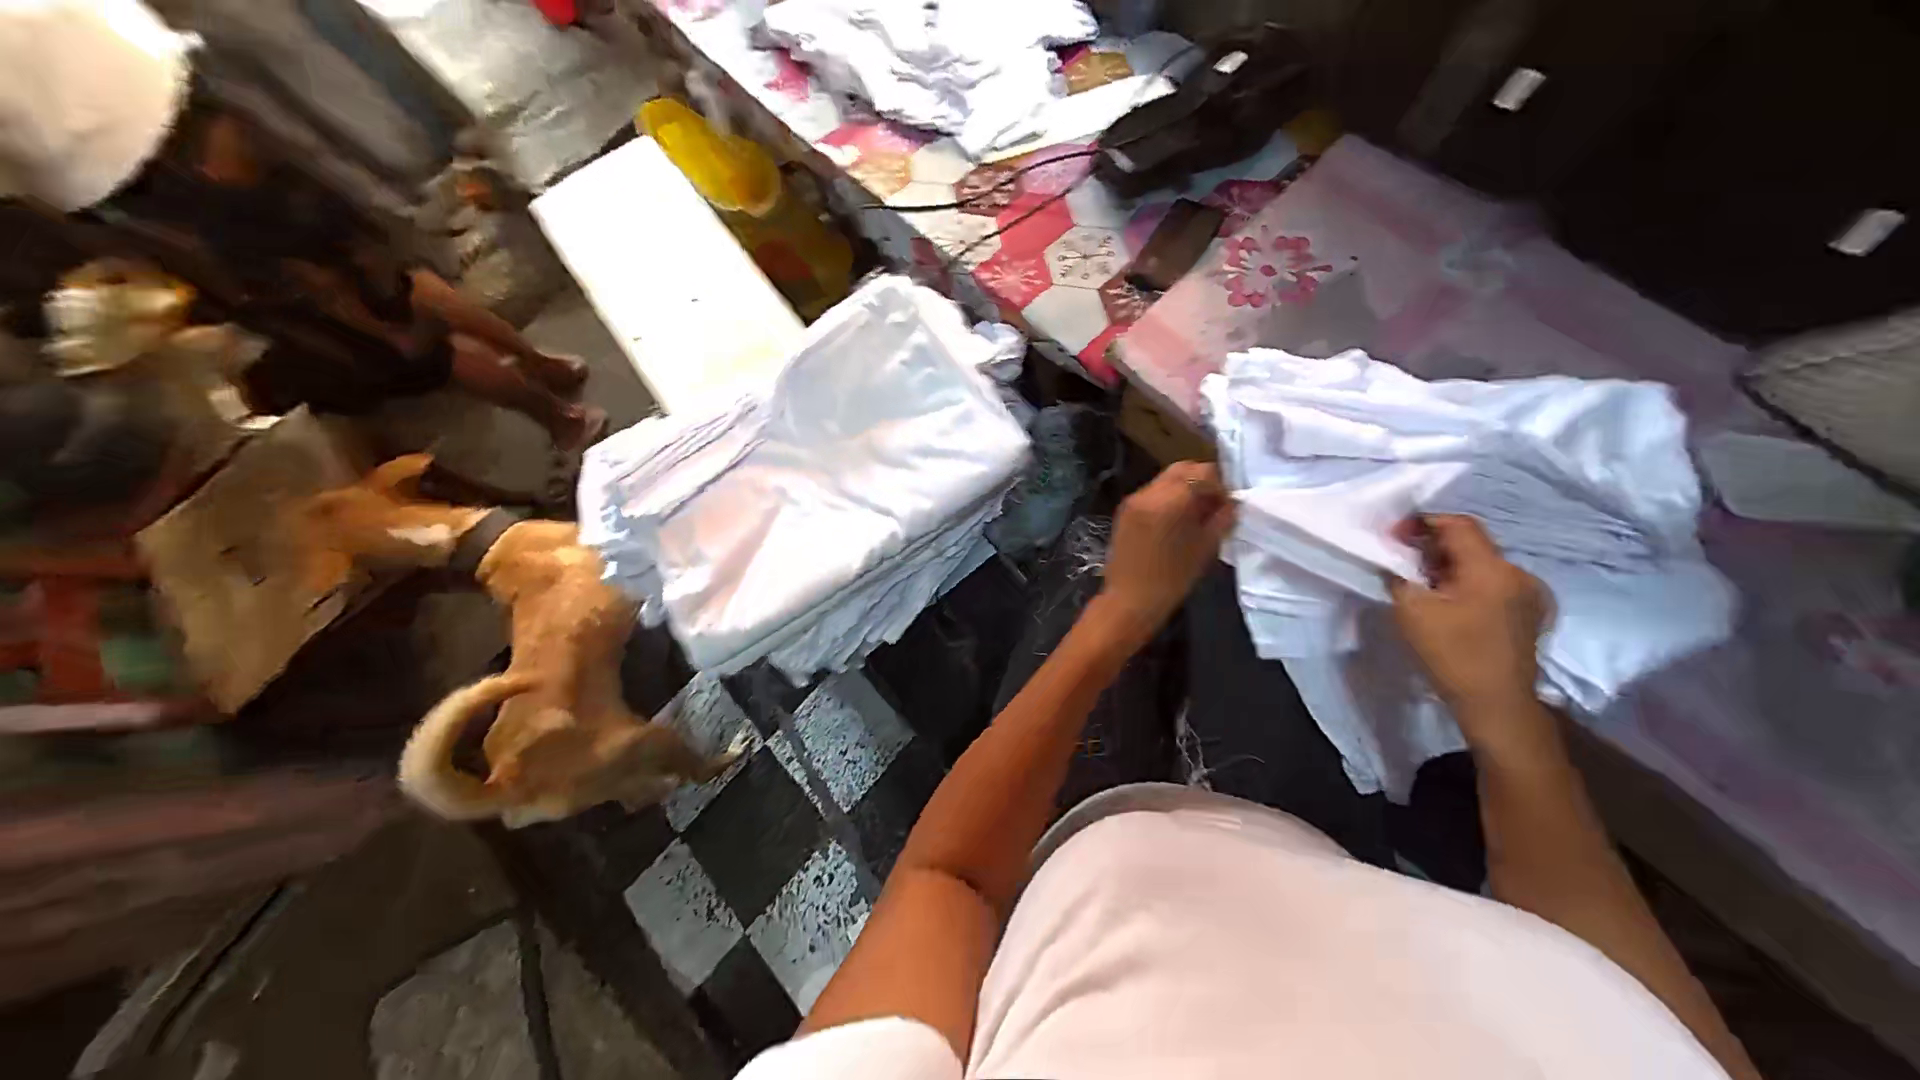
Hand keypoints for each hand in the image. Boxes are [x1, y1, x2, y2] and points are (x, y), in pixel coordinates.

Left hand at [1097, 461, 1235, 644]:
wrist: (1130, 600)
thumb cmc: (1172, 578)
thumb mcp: (1205, 547)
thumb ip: (1221, 518)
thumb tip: (1231, 503)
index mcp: (1170, 499)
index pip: (1203, 472)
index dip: (1220, 484)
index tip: (1229, 502)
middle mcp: (1148, 492)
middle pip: (1182, 470)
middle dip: (1202, 480)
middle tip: (1216, 503)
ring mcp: (1133, 500)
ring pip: (1166, 480)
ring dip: (1184, 488)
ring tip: (1198, 512)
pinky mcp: (1124, 511)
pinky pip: (1152, 493)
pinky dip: (1168, 497)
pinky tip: (1177, 519)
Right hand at [1388, 514, 1549, 725]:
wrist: (1495, 703)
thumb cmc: (1450, 653)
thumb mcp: (1411, 610)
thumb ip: (1400, 576)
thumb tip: (1397, 562)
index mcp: (1492, 569)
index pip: (1458, 525)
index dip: (1423, 522)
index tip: (1395, 535)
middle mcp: (1519, 574)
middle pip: (1472, 543)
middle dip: (1434, 545)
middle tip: (1402, 558)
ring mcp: (1531, 595)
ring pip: (1483, 564)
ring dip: (1451, 565)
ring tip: (1422, 582)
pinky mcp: (1531, 613)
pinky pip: (1494, 584)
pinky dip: (1468, 583)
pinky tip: (1449, 602)